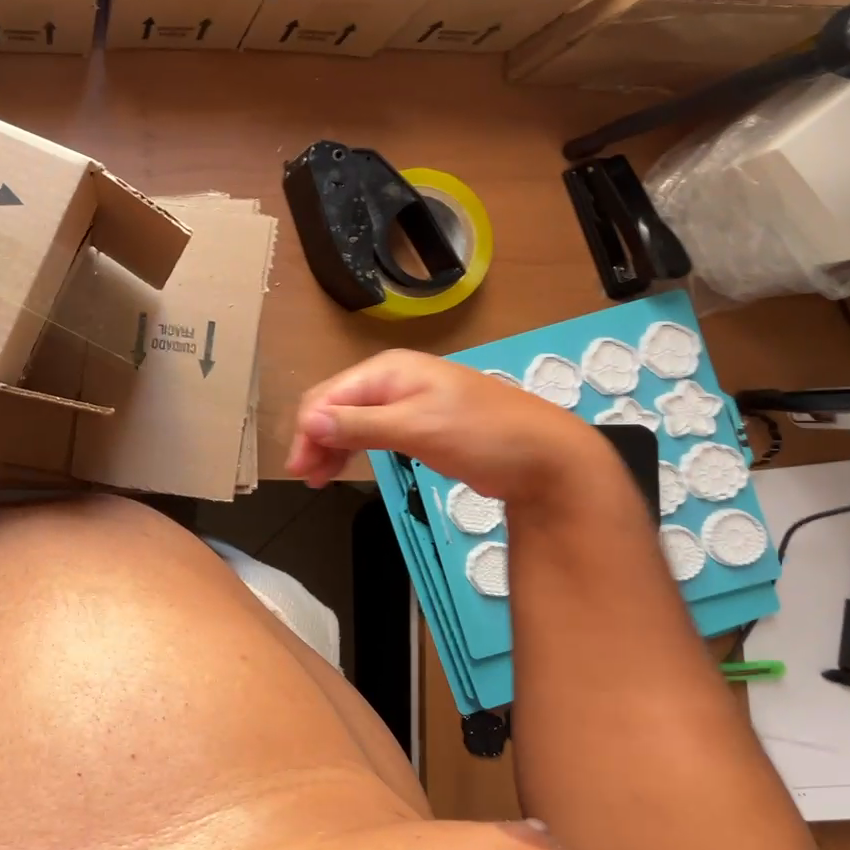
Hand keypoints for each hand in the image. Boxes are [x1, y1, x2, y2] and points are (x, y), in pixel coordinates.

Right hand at [285, 349, 614, 501]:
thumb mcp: (417, 429)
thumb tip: (307, 423)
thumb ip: (359, 425)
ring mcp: (405, 400)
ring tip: (319, 478)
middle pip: (334, 406)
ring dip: (330, 446)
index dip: (307, 430)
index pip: (328, 396)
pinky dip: (352, 448)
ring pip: (349, 420)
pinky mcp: (417, 422)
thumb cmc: (483, 436)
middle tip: (306, 477)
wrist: (549, 459)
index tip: (300, 468)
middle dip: (314, 439)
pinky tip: (343, 466)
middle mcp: (391, 379)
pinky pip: (370, 430)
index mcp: (388, 370)